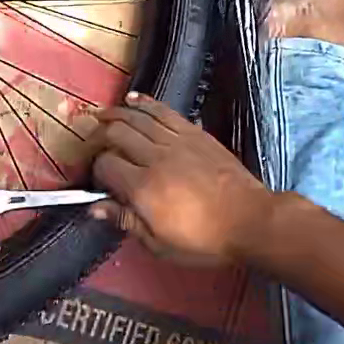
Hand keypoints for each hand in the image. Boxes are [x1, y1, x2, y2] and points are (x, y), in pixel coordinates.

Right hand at [89, 92, 279, 266]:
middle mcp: (156, 158)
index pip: (105, 165)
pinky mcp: (194, 133)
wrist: (251, 221)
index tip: (97, 179)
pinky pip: (163, 111)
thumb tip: (95, 208)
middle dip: (98, 137)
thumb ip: (125, 221)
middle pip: (116, 134)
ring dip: (114, 114)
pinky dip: (145, 103)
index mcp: (144, 188)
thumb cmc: (205, 239)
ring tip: (100, 115)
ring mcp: (176, 142)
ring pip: (137, 118)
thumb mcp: (159, 244)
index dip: (95, 170)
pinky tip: (132, 99)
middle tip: (92, 145)